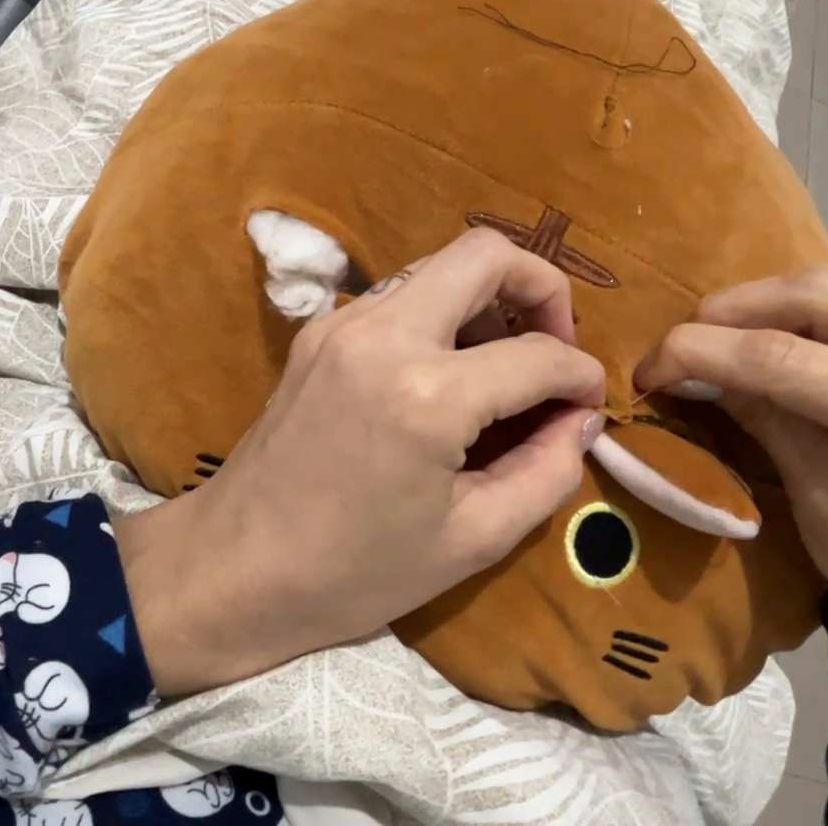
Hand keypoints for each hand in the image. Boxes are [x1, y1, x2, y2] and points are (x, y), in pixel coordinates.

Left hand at [115, 228, 606, 696]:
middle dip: (539, 287)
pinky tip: (446, 372)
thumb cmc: (355, 573)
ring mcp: (340, 324)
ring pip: (436, 266)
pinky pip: (398, 296)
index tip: (590, 402)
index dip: (581, 375)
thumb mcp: (474, 538)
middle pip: (483, 254)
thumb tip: (580, 418)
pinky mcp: (316, 332)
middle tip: (553, 348)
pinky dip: (439, 314)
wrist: (237, 565)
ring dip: (484, 298)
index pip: (537, 355)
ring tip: (502, 364)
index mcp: (427, 393)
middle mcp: (382, 334)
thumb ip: (548, 470)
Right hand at [635, 260, 827, 733]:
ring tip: (726, 341)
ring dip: (772, 302)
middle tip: (685, 344)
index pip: (791, 359)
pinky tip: (780, 349)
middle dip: (737, 308)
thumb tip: (700, 370)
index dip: (702, 351)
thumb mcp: (826, 516)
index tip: (647, 368)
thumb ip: (769, 426)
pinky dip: (809, 316)